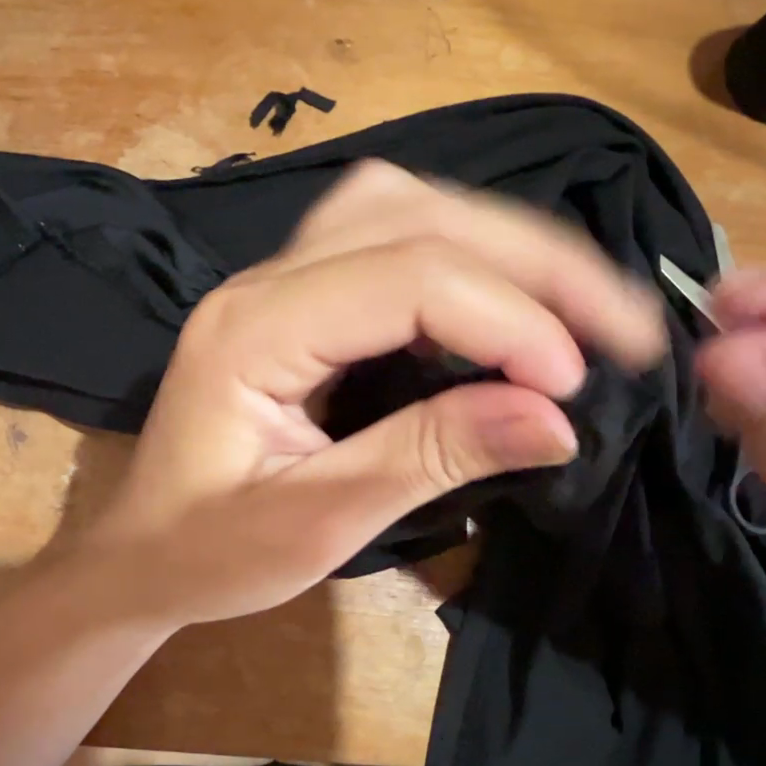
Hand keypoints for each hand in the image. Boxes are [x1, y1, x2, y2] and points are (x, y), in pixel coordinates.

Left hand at [83, 161, 665, 628]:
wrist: (143, 557)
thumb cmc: (210, 557)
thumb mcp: (315, 524)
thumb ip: (428, 459)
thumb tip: (557, 418)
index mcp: (253, 333)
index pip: (405, 277)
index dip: (508, 320)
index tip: (576, 387)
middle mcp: (263, 283)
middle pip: (414, 216)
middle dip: (534, 262)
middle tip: (623, 323)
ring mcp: (275, 283)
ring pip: (404, 208)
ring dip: (501, 244)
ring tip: (577, 304)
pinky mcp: (293, 301)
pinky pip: (387, 238)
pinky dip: (462, 256)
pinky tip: (505, 299)